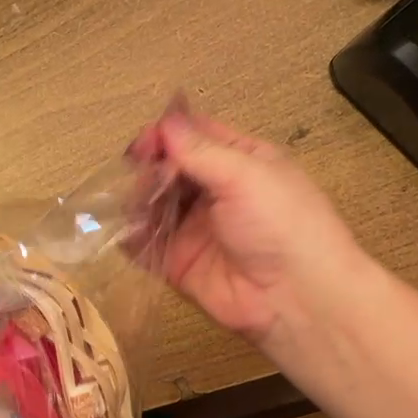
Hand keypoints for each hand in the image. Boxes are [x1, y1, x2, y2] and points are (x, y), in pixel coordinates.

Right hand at [137, 112, 374, 344]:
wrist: (292, 296)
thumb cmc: (281, 225)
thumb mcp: (245, 175)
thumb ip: (200, 152)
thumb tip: (164, 122)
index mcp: (240, 162)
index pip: (195, 137)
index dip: (166, 135)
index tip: (142, 145)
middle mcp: (214, 192)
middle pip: (168, 171)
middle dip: (148, 172)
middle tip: (141, 182)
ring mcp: (193, 229)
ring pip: (152, 207)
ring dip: (137, 204)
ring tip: (133, 210)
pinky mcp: (176, 264)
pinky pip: (145, 247)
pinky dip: (131, 240)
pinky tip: (126, 236)